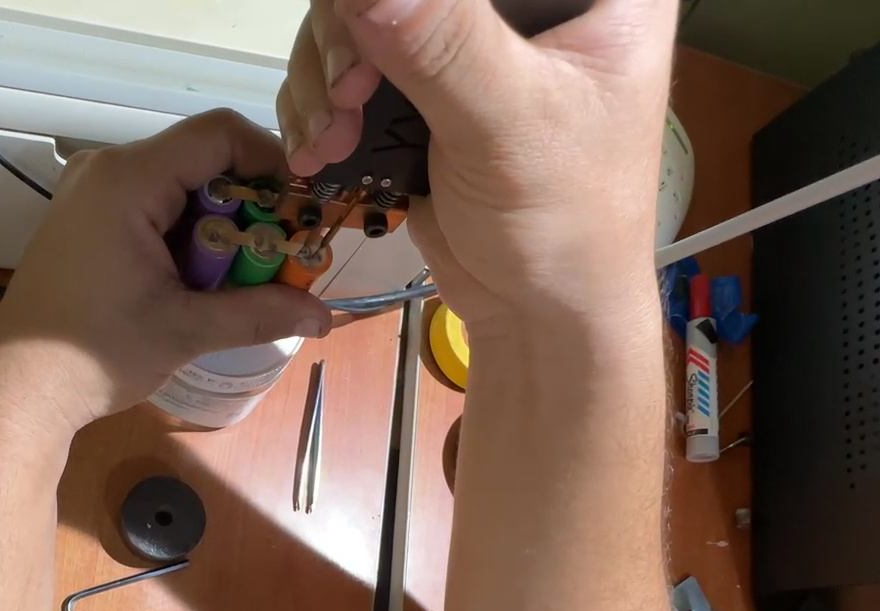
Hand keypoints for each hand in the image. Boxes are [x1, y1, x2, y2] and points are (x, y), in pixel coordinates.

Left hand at [0, 110, 332, 433]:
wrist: (21, 389)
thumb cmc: (98, 355)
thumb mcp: (186, 331)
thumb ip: (260, 314)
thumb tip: (327, 318)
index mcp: (128, 180)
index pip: (219, 135)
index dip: (270, 164)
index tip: (301, 210)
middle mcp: (106, 172)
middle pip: (201, 164)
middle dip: (247, 212)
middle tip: (274, 262)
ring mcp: (90, 197)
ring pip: (178, 192)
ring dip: (217, 233)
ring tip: (236, 285)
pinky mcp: (85, 224)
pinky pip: (152, 212)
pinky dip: (185, 242)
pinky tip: (196, 286)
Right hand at [276, 0, 677, 333]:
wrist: (535, 309)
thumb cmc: (560, 220)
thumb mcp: (509, 122)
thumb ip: (443, 43)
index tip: (364, 28)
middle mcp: (514, 3)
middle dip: (349, 34)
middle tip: (344, 99)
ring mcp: (456, 48)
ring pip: (357, 20)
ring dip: (323, 80)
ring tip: (328, 143)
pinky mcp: (417, 98)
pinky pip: (347, 73)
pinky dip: (320, 109)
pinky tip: (319, 151)